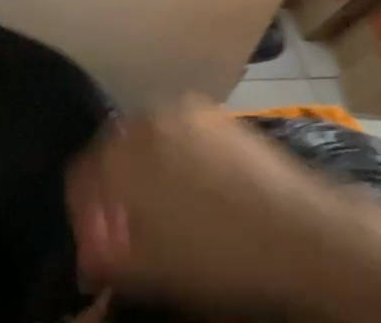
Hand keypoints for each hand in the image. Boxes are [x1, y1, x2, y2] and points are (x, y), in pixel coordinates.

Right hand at [64, 97, 380, 312]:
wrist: (299, 228)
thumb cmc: (218, 252)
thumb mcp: (151, 268)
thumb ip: (108, 257)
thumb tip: (92, 256)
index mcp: (123, 153)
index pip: (82, 177)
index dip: (84, 215)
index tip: (96, 245)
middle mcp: (149, 119)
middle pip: (114, 152)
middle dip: (114, 190)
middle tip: (126, 230)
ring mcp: (188, 111)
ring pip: (149, 140)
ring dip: (145, 172)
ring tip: (161, 213)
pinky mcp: (220, 115)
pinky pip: (181, 134)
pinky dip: (176, 159)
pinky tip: (194, 192)